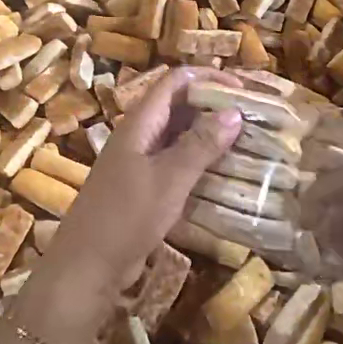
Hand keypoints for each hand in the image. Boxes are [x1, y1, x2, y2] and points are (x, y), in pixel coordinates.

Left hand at [41, 69, 242, 296]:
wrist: (88, 265)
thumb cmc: (126, 216)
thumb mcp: (168, 179)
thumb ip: (200, 145)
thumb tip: (235, 111)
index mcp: (139, 123)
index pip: (174, 82)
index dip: (207, 77)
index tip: (245, 88)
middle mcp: (138, 136)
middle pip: (177, 106)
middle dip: (213, 105)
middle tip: (254, 115)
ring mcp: (138, 162)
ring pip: (177, 136)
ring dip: (208, 134)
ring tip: (248, 140)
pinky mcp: (143, 187)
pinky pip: (175, 163)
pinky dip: (199, 161)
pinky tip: (225, 173)